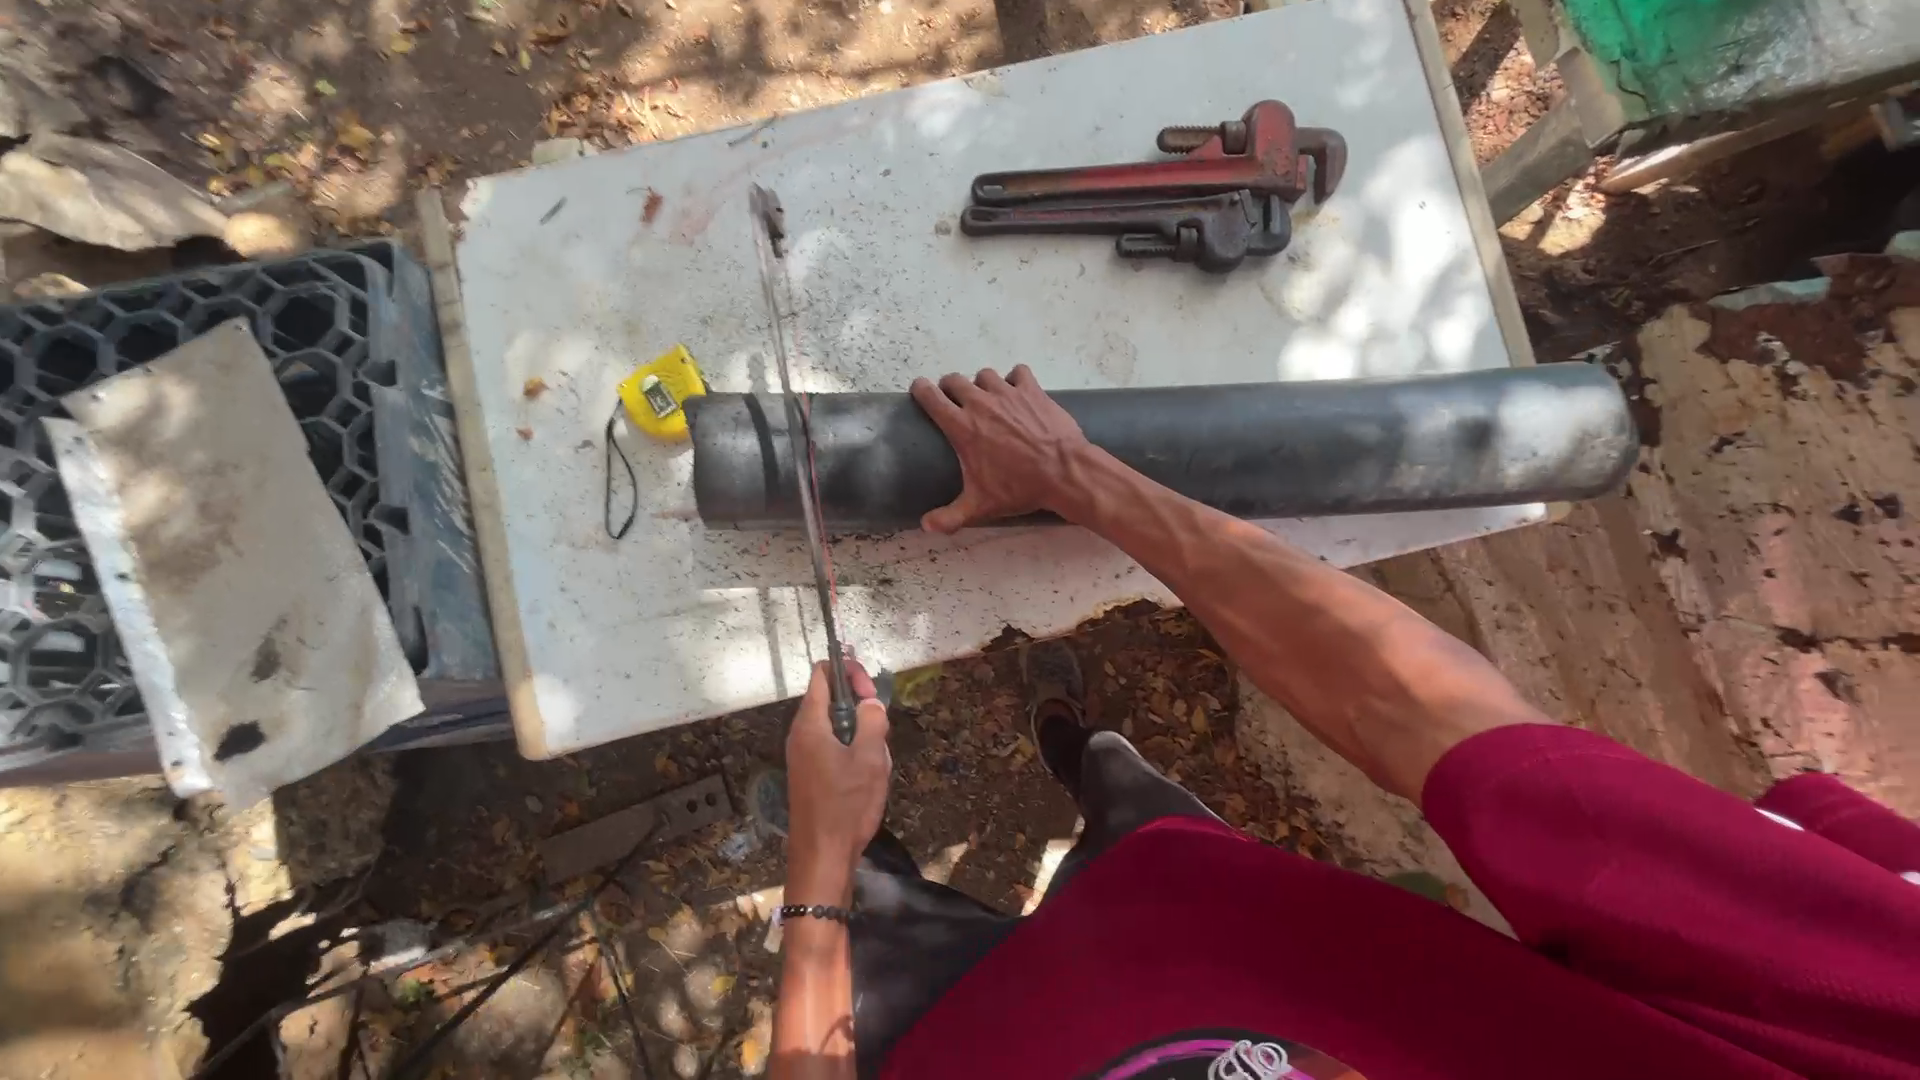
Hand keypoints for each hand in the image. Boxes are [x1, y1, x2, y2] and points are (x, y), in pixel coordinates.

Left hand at [785, 659, 890, 902]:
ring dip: (860, 732)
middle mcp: (801, 734)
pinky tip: (867, 774)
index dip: (849, 671)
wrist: (822, 857)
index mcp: (810, 724)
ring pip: (835, 725)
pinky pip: (832, 746)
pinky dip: (852, 750)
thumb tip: (871, 703)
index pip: (822, 674)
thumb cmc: (846, 805)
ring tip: (876, 759)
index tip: (871, 692)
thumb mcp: (870, 758)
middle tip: (881, 728)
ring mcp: (804, 755)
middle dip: (860, 705)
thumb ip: (873, 721)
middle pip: (830, 698)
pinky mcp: (810, 773)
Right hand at [910, 365, 1093, 533]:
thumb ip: (950, 517)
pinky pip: (1018, 372)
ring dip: (982, 384)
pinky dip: (1015, 379)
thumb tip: (926, 526)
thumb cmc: (1019, 488)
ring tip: (987, 398)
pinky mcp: (1032, 390)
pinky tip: (1017, 392)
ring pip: (985, 375)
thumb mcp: (980, 506)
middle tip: (955, 401)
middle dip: (950, 387)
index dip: (921, 390)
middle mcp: (981, 403)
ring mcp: (1007, 393)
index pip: (932, 397)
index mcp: (962, 426)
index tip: (920, 391)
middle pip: (954, 380)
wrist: (1063, 472)